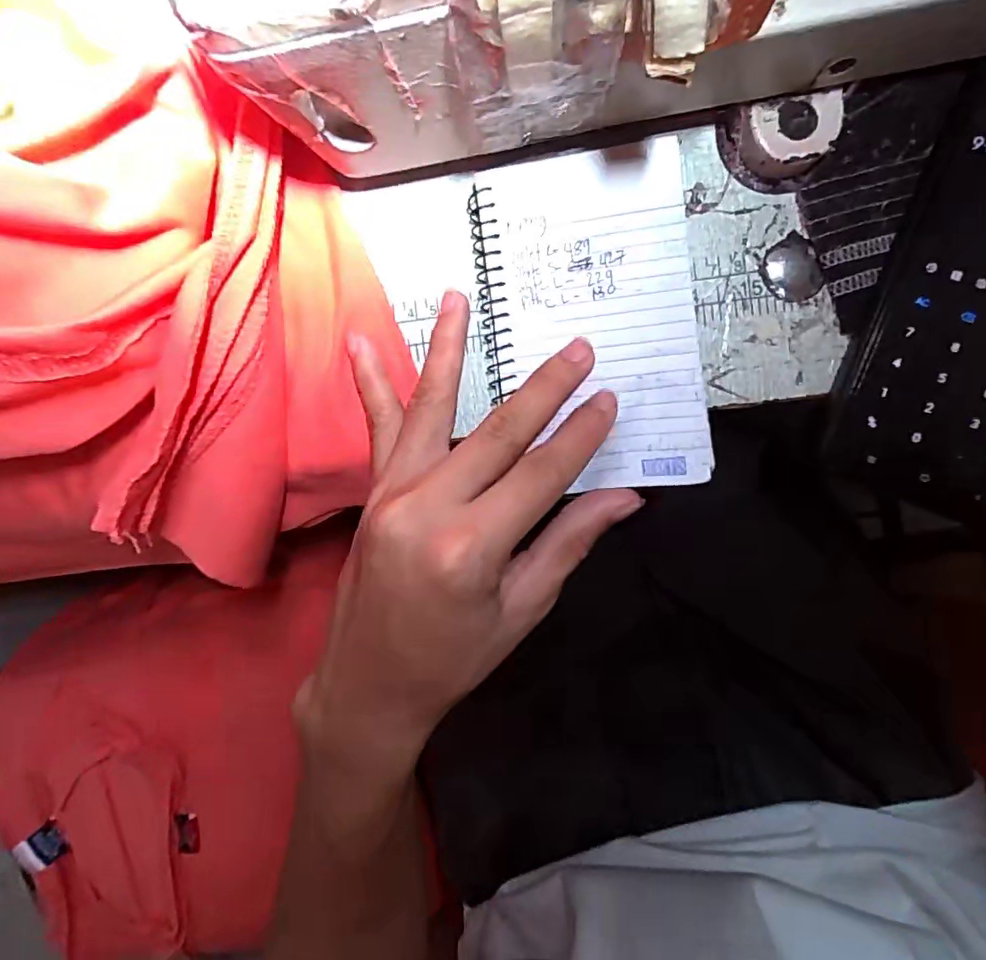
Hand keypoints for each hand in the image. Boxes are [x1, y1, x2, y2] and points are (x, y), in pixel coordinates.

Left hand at [296, 291, 641, 767]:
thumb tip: (625, 498)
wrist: (369, 686)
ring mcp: (393, 494)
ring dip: (450, 350)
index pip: (542, 474)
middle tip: (577, 347)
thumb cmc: (454, 658)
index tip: (608, 398)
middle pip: (499, 432)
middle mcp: (428, 508)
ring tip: (460, 298)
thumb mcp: (521, 611)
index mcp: (471, 547)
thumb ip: (568, 544)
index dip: (581, 435)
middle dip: (544, 388)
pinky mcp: (374, 493)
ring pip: (431, 408)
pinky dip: (371, 384)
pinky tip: (360, 342)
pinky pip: (380, 430)